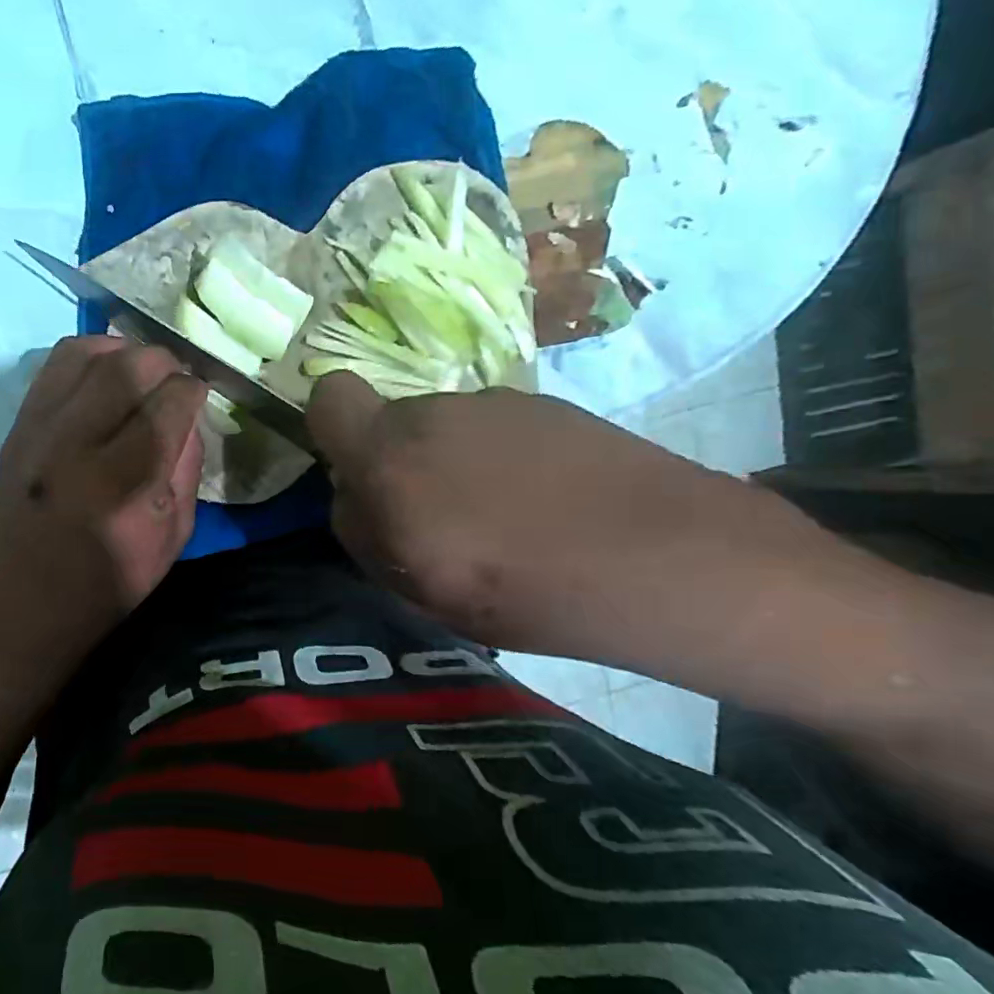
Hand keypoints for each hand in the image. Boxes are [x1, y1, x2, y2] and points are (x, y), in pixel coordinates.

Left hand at [0, 335, 205, 656]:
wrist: (35, 598)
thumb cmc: (115, 577)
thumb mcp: (175, 533)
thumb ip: (187, 466)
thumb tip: (188, 412)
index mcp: (118, 485)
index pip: (164, 408)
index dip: (192, 390)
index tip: (200, 392)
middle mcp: (71, 449)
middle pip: (124, 369)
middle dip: (162, 362)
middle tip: (176, 377)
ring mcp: (35, 433)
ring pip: (83, 354)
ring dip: (123, 351)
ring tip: (140, 371)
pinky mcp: (16, 428)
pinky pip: (53, 367)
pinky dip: (88, 359)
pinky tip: (105, 377)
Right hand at [305, 371, 838, 664]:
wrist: (664, 558)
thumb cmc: (527, 594)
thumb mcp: (421, 590)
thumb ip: (367, 534)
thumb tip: (353, 496)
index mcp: (391, 460)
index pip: (329, 399)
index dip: (332, 431)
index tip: (359, 480)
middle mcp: (435, 415)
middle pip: (389, 424)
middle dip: (396, 466)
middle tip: (438, 525)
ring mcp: (496, 403)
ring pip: (443, 428)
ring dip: (450, 465)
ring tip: (500, 522)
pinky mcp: (546, 404)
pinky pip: (492, 428)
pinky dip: (498, 459)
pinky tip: (541, 505)